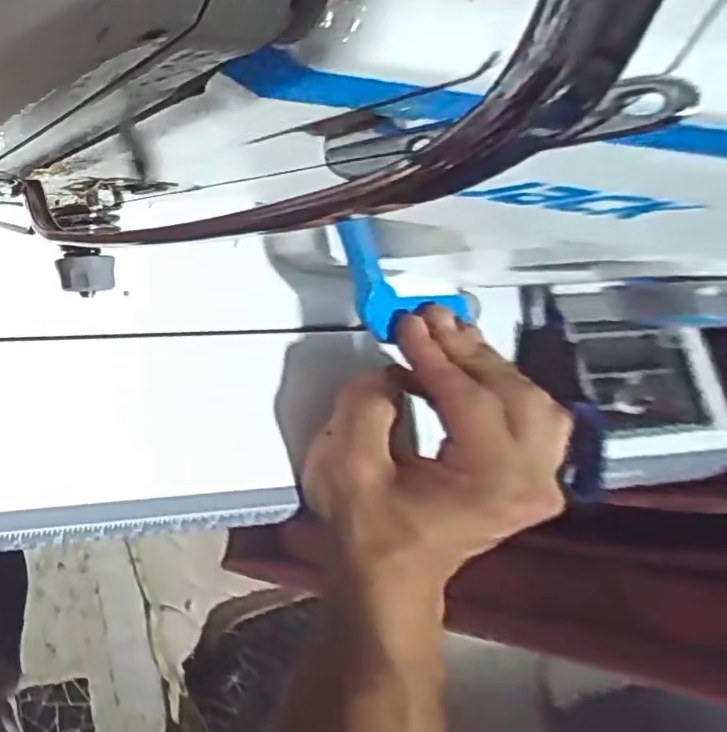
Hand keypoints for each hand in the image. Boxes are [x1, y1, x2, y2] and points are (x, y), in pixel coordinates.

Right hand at [302, 306, 571, 593]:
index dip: (435, 355)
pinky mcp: (526, 478)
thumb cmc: (363, 521)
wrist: (387, 571)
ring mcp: (539, 482)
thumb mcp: (347, 462)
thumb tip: (388, 374)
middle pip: (519, 397)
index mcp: (492, 480)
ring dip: (489, 365)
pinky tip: (459, 368)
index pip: (471, 399)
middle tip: (428, 315)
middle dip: (470, 350)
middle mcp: (535, 482)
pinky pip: (528, 419)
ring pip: (536, 405)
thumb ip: (366, 408)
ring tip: (445, 332)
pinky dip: (496, 385)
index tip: (405, 320)